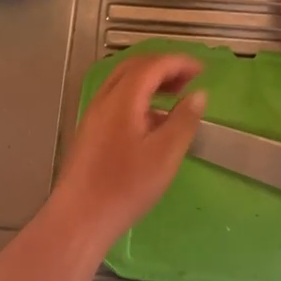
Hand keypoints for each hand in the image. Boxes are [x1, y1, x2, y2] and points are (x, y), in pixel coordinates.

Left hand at [51, 54, 205, 249]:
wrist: (79, 218)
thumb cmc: (124, 187)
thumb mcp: (164, 155)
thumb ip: (184, 121)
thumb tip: (198, 95)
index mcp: (123, 98)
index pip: (153, 65)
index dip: (179, 62)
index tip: (202, 70)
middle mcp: (105, 98)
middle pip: (136, 67)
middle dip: (164, 67)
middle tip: (189, 79)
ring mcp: (94, 114)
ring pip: (125, 82)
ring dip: (151, 81)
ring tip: (175, 97)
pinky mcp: (91, 131)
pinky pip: (118, 99)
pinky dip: (140, 97)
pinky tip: (153, 122)